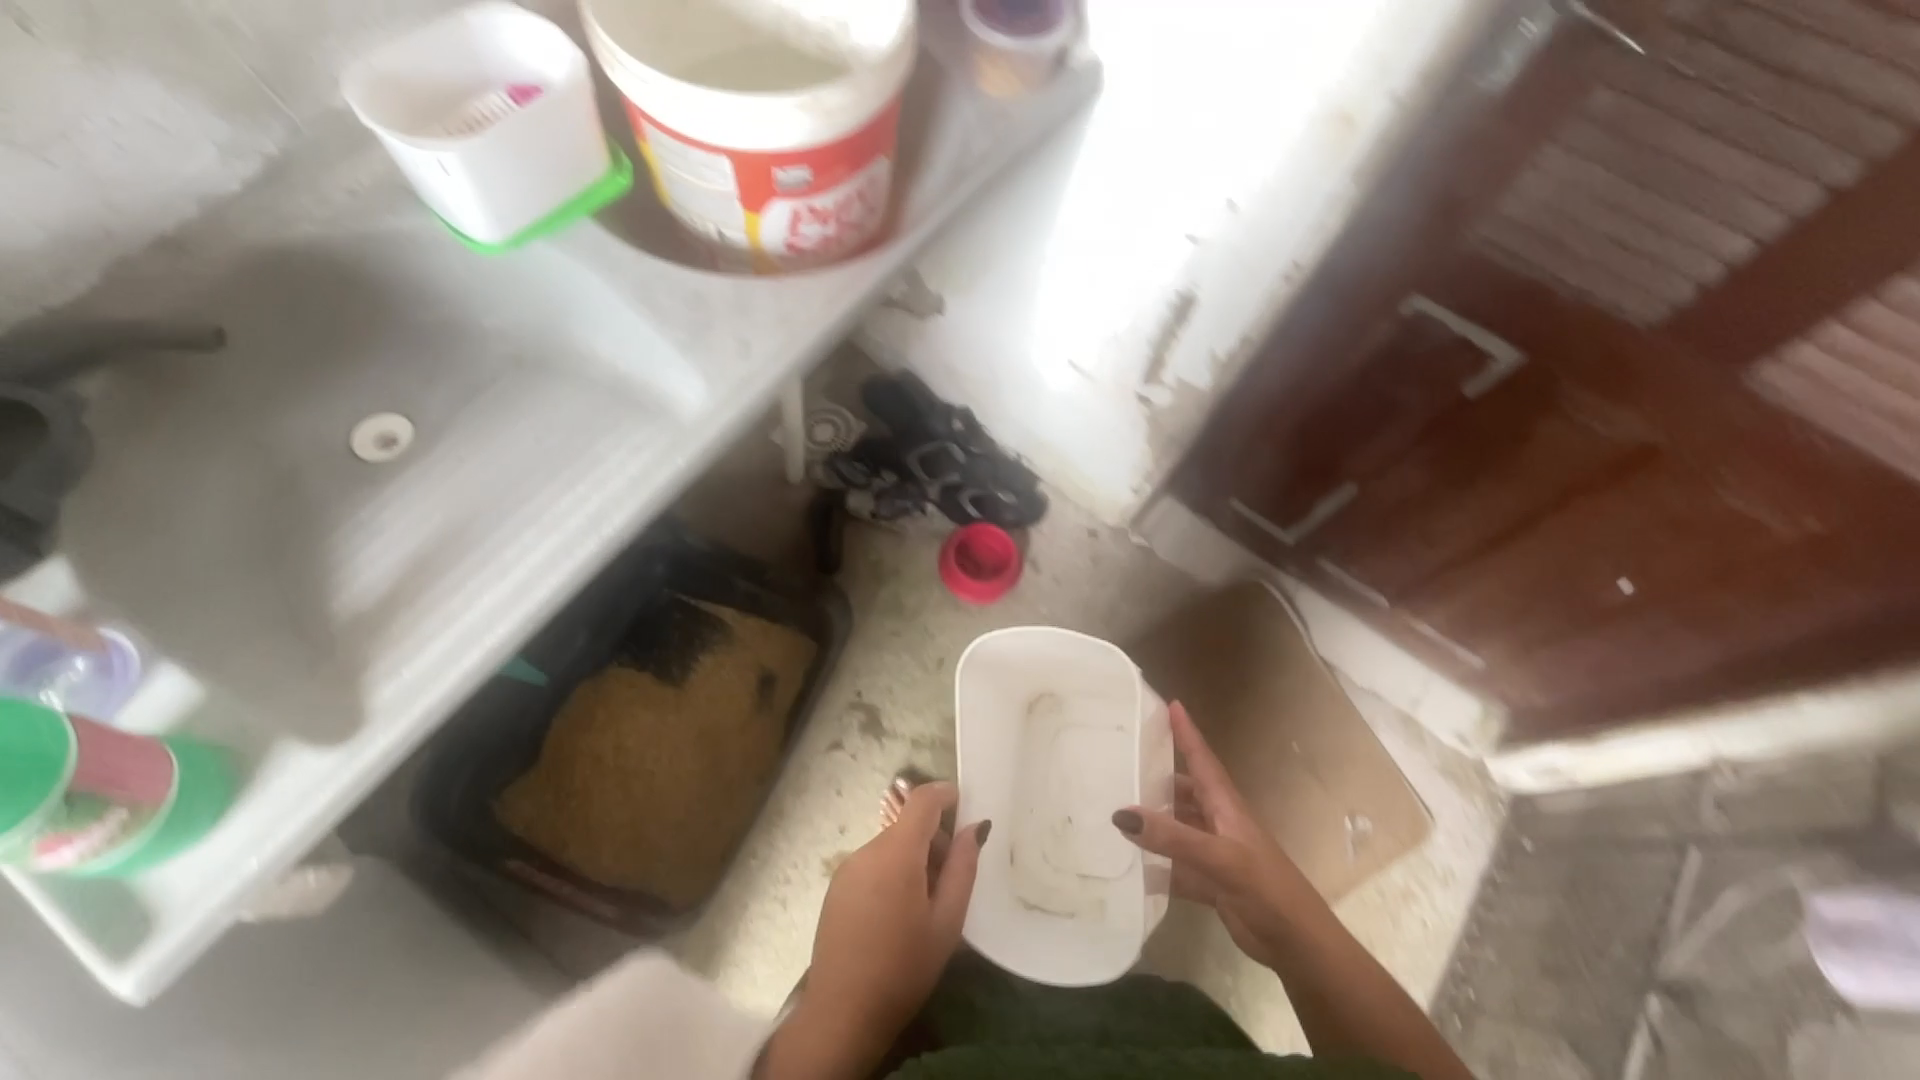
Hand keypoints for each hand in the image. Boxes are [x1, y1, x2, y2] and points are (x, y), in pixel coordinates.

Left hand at [761, 782, 986, 1079]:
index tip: (965, 804)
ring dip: (913, 859)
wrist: (842, 1012)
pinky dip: (892, 873)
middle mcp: (866, 852)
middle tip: (952, 879)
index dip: (945, 794)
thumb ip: (962, 867)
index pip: (921, 801)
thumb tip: (973, 827)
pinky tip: (898, 915)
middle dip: (934, 840)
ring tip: (926, 906)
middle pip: (906, 826)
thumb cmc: (904, 969)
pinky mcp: (836, 888)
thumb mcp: (947, 922)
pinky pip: (872, 864)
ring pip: (890, 846)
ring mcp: (846, 869)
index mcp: (895, 855)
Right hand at [1112, 702, 1306, 968]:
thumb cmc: (1266, 889)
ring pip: (1178, 829)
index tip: (1170, 704)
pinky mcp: (1211, 884)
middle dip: (1159, 777)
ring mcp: (1216, 855)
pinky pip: (1176, 867)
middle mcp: (1219, 824)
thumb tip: (1122, 812)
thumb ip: (1173, 837)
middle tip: (1124, 764)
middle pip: (1186, 792)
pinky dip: (1156, 865)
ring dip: (1154, 821)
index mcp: (1226, 808)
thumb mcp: (1219, 858)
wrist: (1298, 943)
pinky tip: (1131, 867)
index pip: (1202, 761)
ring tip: (1117, 811)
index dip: (1187, 734)